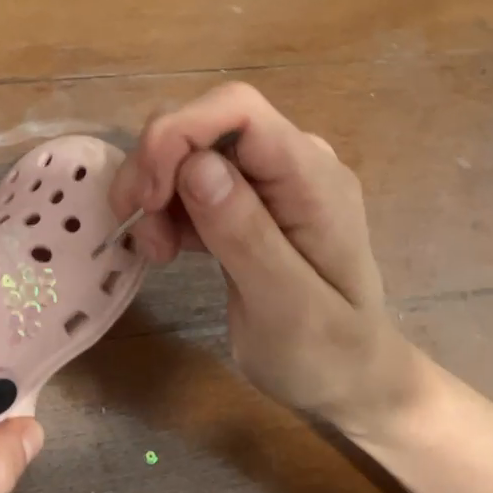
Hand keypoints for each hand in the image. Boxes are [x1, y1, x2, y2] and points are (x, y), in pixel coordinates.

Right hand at [110, 82, 428, 434]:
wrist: (350, 382)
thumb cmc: (327, 356)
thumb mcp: (287, 308)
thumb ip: (246, 235)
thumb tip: (197, 165)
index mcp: (313, 179)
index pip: (238, 111)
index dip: (179, 133)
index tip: (147, 195)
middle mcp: (292, 163)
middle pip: (203, 124)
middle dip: (157, 167)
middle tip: (142, 233)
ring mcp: (269, 181)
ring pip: (187, 151)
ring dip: (154, 192)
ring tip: (154, 252)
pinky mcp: (247, 200)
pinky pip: (189, 180)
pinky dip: (164, 208)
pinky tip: (164, 249)